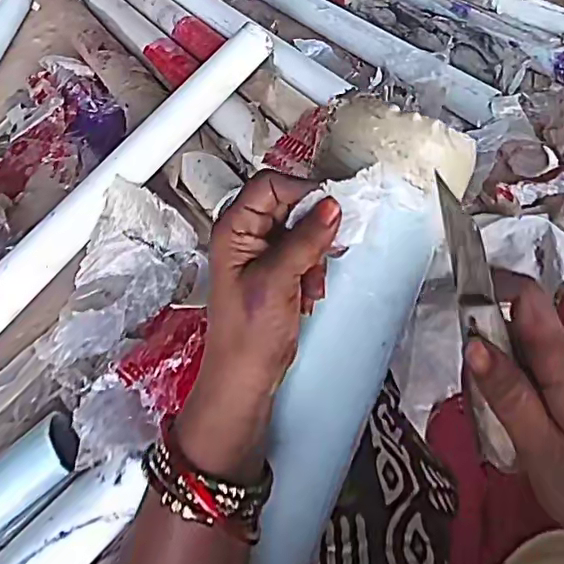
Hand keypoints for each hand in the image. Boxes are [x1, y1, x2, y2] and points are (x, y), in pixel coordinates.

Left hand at [175, 172, 339, 480]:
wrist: (246, 378)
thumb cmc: (246, 334)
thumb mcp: (278, 280)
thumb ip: (305, 240)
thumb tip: (329, 206)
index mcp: (233, 228)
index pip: (269, 185)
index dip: (301, 190)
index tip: (329, 205)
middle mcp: (245, 233)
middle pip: (288, 204)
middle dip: (311, 229)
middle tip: (326, 247)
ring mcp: (261, 250)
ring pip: (301, 228)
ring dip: (314, 253)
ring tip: (311, 282)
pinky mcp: (276, 267)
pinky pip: (304, 250)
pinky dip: (313, 268)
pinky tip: (309, 292)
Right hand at [466, 272, 563, 563]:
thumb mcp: (545, 454)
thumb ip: (508, 395)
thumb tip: (472, 344)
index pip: (523, 292)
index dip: (486, 290)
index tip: (457, 319)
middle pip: (511, 314)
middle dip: (480, 341)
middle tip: (475, 394)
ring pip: (513, 337)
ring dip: (490, 363)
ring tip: (490, 413)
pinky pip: (523, 356)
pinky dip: (505, 377)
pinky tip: (507, 417)